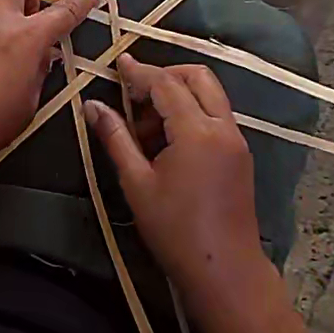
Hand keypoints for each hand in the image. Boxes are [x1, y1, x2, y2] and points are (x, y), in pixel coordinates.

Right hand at [84, 54, 271, 301]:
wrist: (224, 270)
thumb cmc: (174, 229)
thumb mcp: (136, 183)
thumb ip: (116, 138)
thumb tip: (93, 105)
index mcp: (198, 132)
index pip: (166, 85)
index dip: (140, 72)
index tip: (118, 62)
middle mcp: (224, 127)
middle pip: (198, 77)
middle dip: (165, 75)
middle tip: (133, 92)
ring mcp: (237, 140)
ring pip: (209, 95)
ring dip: (178, 95)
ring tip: (144, 127)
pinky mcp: (240, 154)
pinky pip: (215, 116)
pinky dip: (191, 113)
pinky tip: (166, 141)